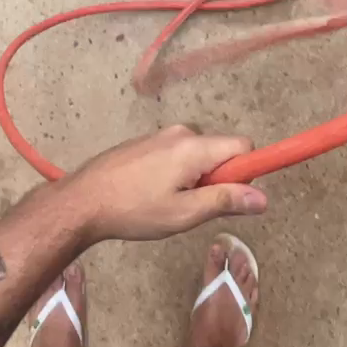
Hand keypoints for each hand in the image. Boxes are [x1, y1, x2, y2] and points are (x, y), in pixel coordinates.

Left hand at [54, 126, 268, 244]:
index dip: (246, 171)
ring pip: (197, 155)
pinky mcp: (145, 143)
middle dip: (217, 178)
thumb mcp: (184, 214)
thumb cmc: (134, 210)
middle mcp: (180, 132)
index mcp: (194, 146)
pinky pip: (177, 154)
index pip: (243, 145)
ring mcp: (160, 135)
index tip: (232, 197)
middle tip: (192, 207)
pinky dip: (175, 173)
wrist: (82, 200)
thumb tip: (263, 198)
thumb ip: (225, 201)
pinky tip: (151, 194)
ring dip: (194, 178)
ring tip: (167, 203)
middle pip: (220, 151)